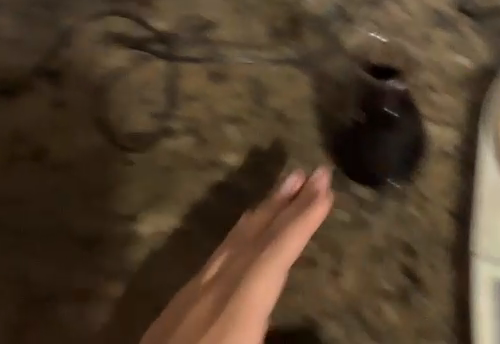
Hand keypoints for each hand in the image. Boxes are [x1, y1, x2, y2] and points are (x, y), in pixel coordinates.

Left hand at [140, 167, 334, 343]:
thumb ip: (279, 337)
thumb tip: (296, 326)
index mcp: (237, 313)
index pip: (276, 255)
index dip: (303, 220)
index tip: (327, 187)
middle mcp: (212, 294)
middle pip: (255, 239)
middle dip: (287, 204)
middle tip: (313, 171)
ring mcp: (187, 299)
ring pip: (231, 245)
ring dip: (262, 213)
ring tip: (285, 186)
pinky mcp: (172, 311)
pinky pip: (214, 258)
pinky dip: (238, 236)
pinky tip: (240, 236)